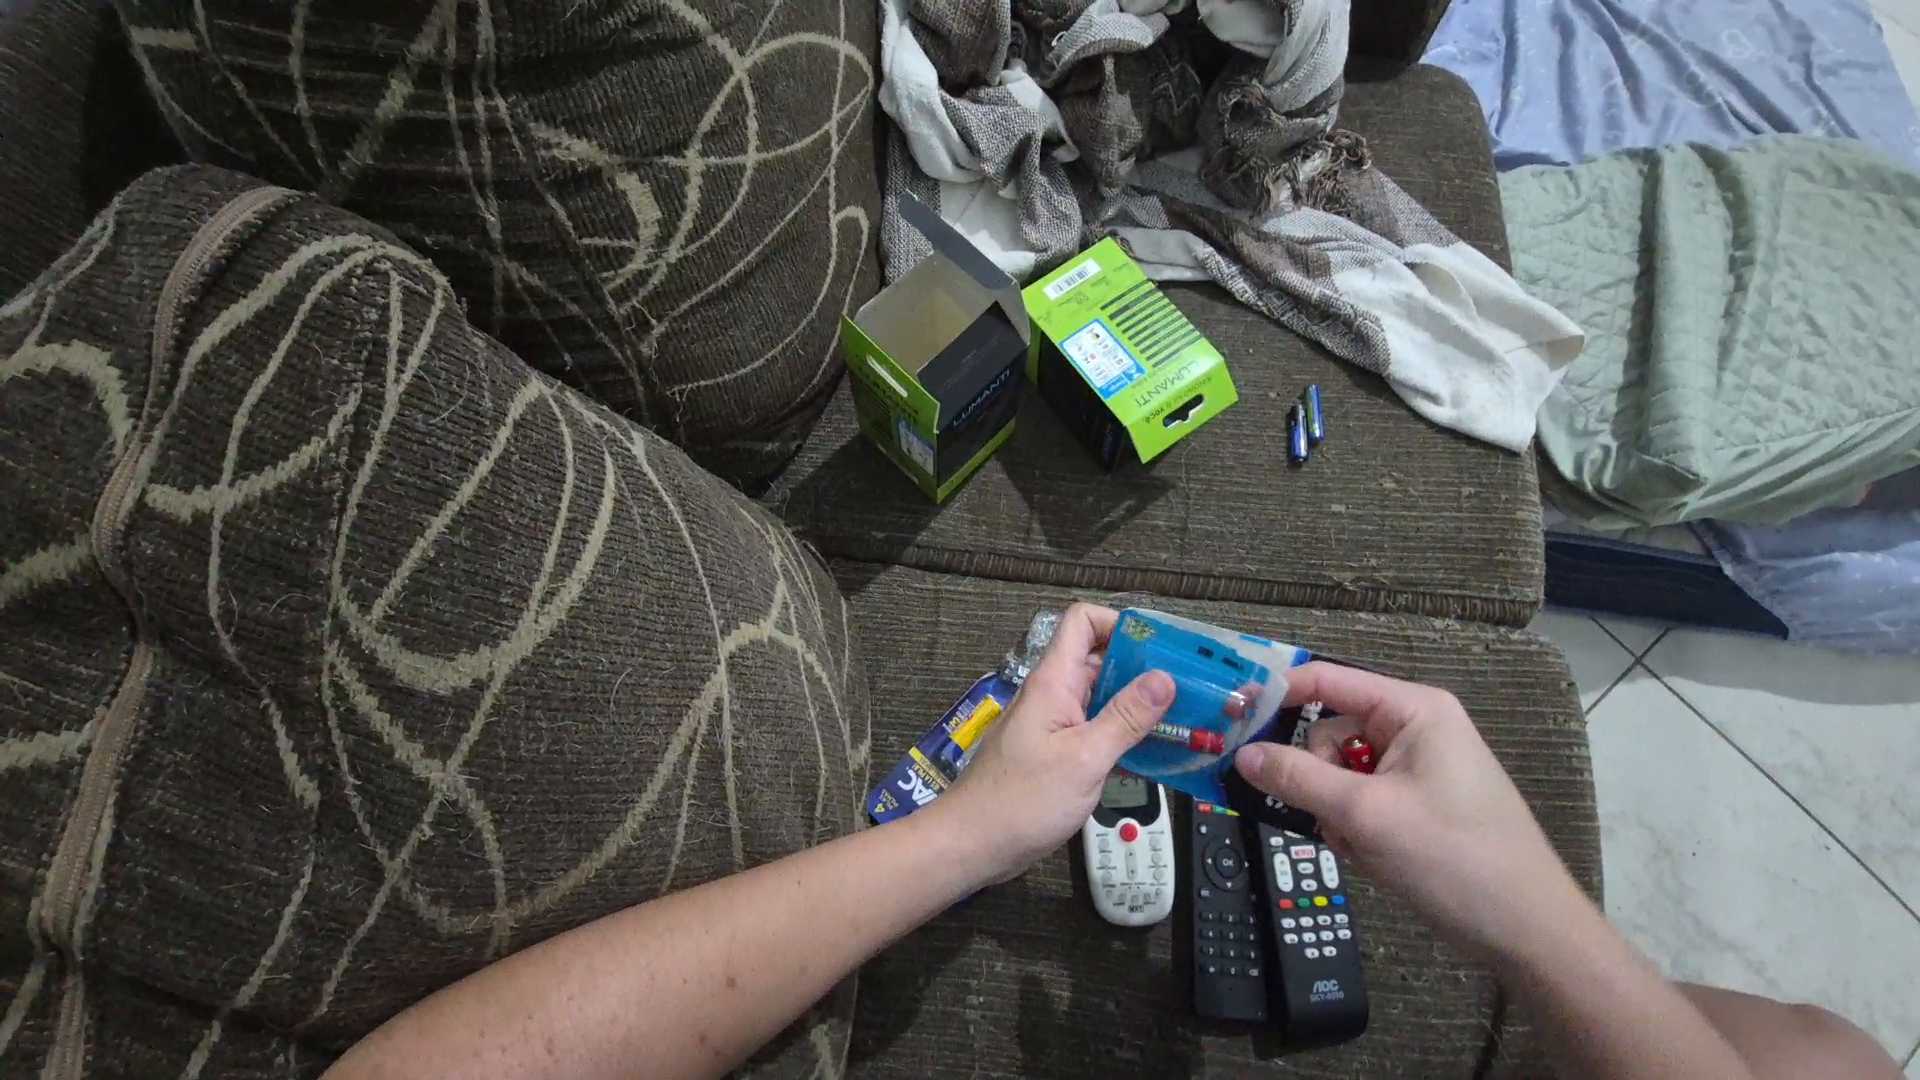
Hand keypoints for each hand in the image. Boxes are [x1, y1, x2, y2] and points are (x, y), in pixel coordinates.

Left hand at [930, 604, 1175, 886]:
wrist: (974, 843)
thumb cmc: (1022, 800)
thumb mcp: (1084, 758)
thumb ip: (1125, 718)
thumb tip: (1164, 677)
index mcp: (1054, 681)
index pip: (1082, 621)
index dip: (1120, 623)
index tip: (1161, 646)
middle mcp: (1055, 694)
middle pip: (1101, 659)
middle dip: (1145, 668)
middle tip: (1192, 685)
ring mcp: (1057, 723)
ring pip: (1104, 698)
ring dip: (1141, 707)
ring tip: (1188, 720)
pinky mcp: (1060, 752)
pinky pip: (1099, 730)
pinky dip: (1127, 737)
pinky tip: (1160, 755)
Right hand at [1230, 662, 1580, 957]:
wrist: (1531, 937)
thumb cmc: (1455, 859)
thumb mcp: (1364, 814)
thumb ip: (1296, 777)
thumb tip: (1241, 754)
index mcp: (1412, 709)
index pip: (1325, 679)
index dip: (1275, 693)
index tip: (1230, 715)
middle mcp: (1412, 727)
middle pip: (1326, 729)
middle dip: (1314, 774)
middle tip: (1318, 810)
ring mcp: (1414, 765)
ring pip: (1336, 768)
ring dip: (1330, 805)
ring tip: (1354, 841)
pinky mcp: (1413, 799)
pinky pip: (1356, 794)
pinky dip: (1348, 821)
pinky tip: (1367, 850)